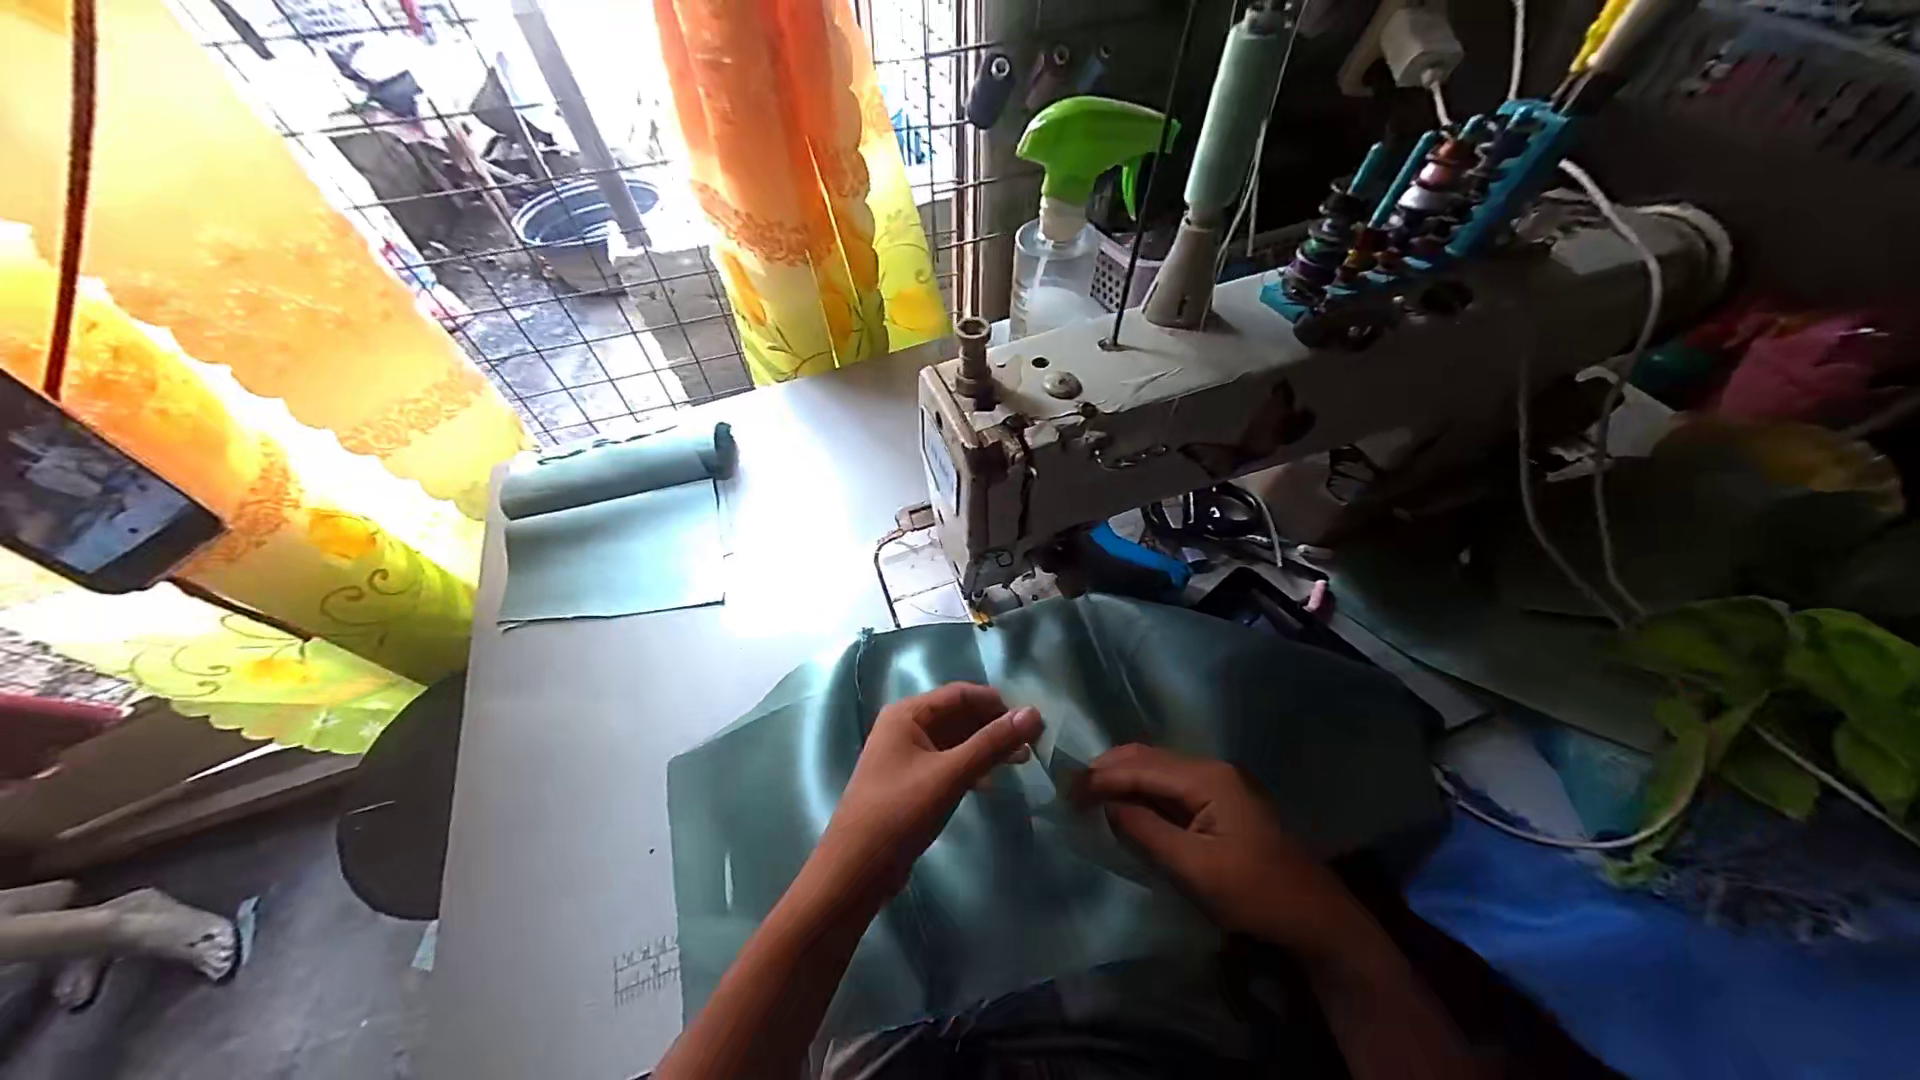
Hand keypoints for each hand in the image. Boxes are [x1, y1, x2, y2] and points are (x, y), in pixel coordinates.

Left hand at [810, 683, 1041, 909]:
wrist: (856, 869)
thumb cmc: (900, 812)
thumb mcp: (950, 774)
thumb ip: (992, 742)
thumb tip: (1033, 713)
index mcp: (907, 714)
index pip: (960, 694)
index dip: (996, 703)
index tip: (1031, 719)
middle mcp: (904, 727)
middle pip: (958, 716)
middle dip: (994, 726)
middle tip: (1032, 742)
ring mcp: (906, 756)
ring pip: (955, 741)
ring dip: (986, 747)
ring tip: (1023, 759)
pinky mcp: (910, 782)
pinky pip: (947, 763)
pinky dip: (971, 766)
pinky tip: (993, 780)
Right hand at [1079, 744, 1373, 966]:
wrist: (1318, 920)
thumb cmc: (1256, 894)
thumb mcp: (1194, 868)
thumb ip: (1145, 831)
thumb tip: (1106, 806)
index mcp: (1207, 778)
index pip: (1140, 766)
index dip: (1100, 776)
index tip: (1066, 791)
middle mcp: (1211, 768)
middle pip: (1147, 757)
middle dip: (1107, 770)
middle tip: (1072, 790)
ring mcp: (1218, 783)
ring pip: (1156, 768)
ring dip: (1122, 778)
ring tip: (1089, 795)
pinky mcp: (1219, 801)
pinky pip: (1169, 785)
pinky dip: (1141, 791)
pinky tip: (1125, 804)